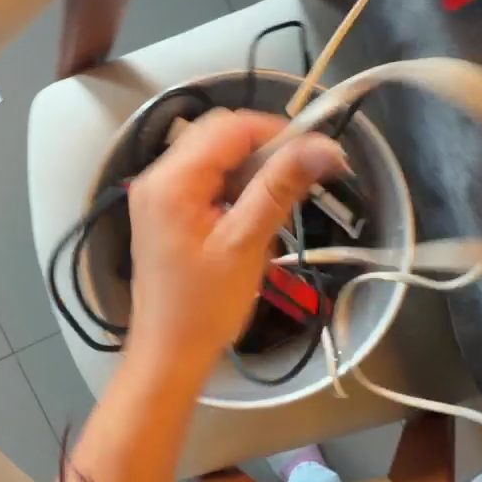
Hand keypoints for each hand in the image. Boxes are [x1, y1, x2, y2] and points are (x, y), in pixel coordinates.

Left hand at [121, 108, 348, 376]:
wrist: (169, 355)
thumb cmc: (204, 308)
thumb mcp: (246, 243)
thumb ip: (281, 187)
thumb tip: (324, 145)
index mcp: (171, 180)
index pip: (230, 126)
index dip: (277, 133)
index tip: (314, 156)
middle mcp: (156, 179)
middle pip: (219, 136)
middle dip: (263, 153)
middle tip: (295, 185)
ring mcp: (157, 197)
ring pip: (214, 160)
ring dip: (249, 174)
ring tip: (270, 212)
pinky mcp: (164, 215)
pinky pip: (204, 184)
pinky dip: (232, 193)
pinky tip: (248, 222)